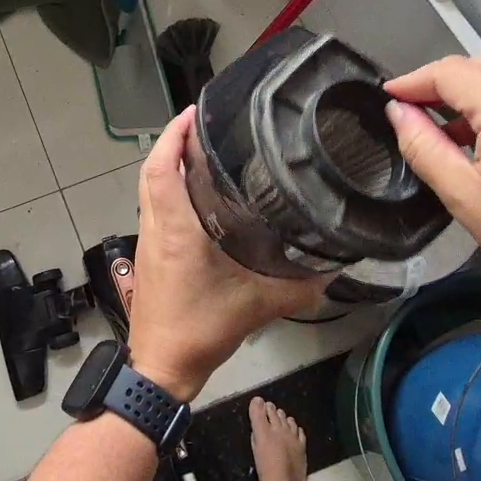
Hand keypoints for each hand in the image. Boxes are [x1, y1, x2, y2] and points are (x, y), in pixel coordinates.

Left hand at [127, 106, 328, 400]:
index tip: (194, 113)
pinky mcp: (148, 255)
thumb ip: (299, 287)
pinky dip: (167, 189)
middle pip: (151, 171)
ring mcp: (147, 241)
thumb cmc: (199, 331)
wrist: (159, 367)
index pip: (161, 168)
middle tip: (204, 126)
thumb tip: (334, 268)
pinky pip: (153, 209)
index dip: (172, 136)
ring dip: (167, 164)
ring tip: (202, 151)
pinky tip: (195, 194)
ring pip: (149, 189)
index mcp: (174, 230)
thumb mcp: (256, 306)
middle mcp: (155, 228)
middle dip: (172, 142)